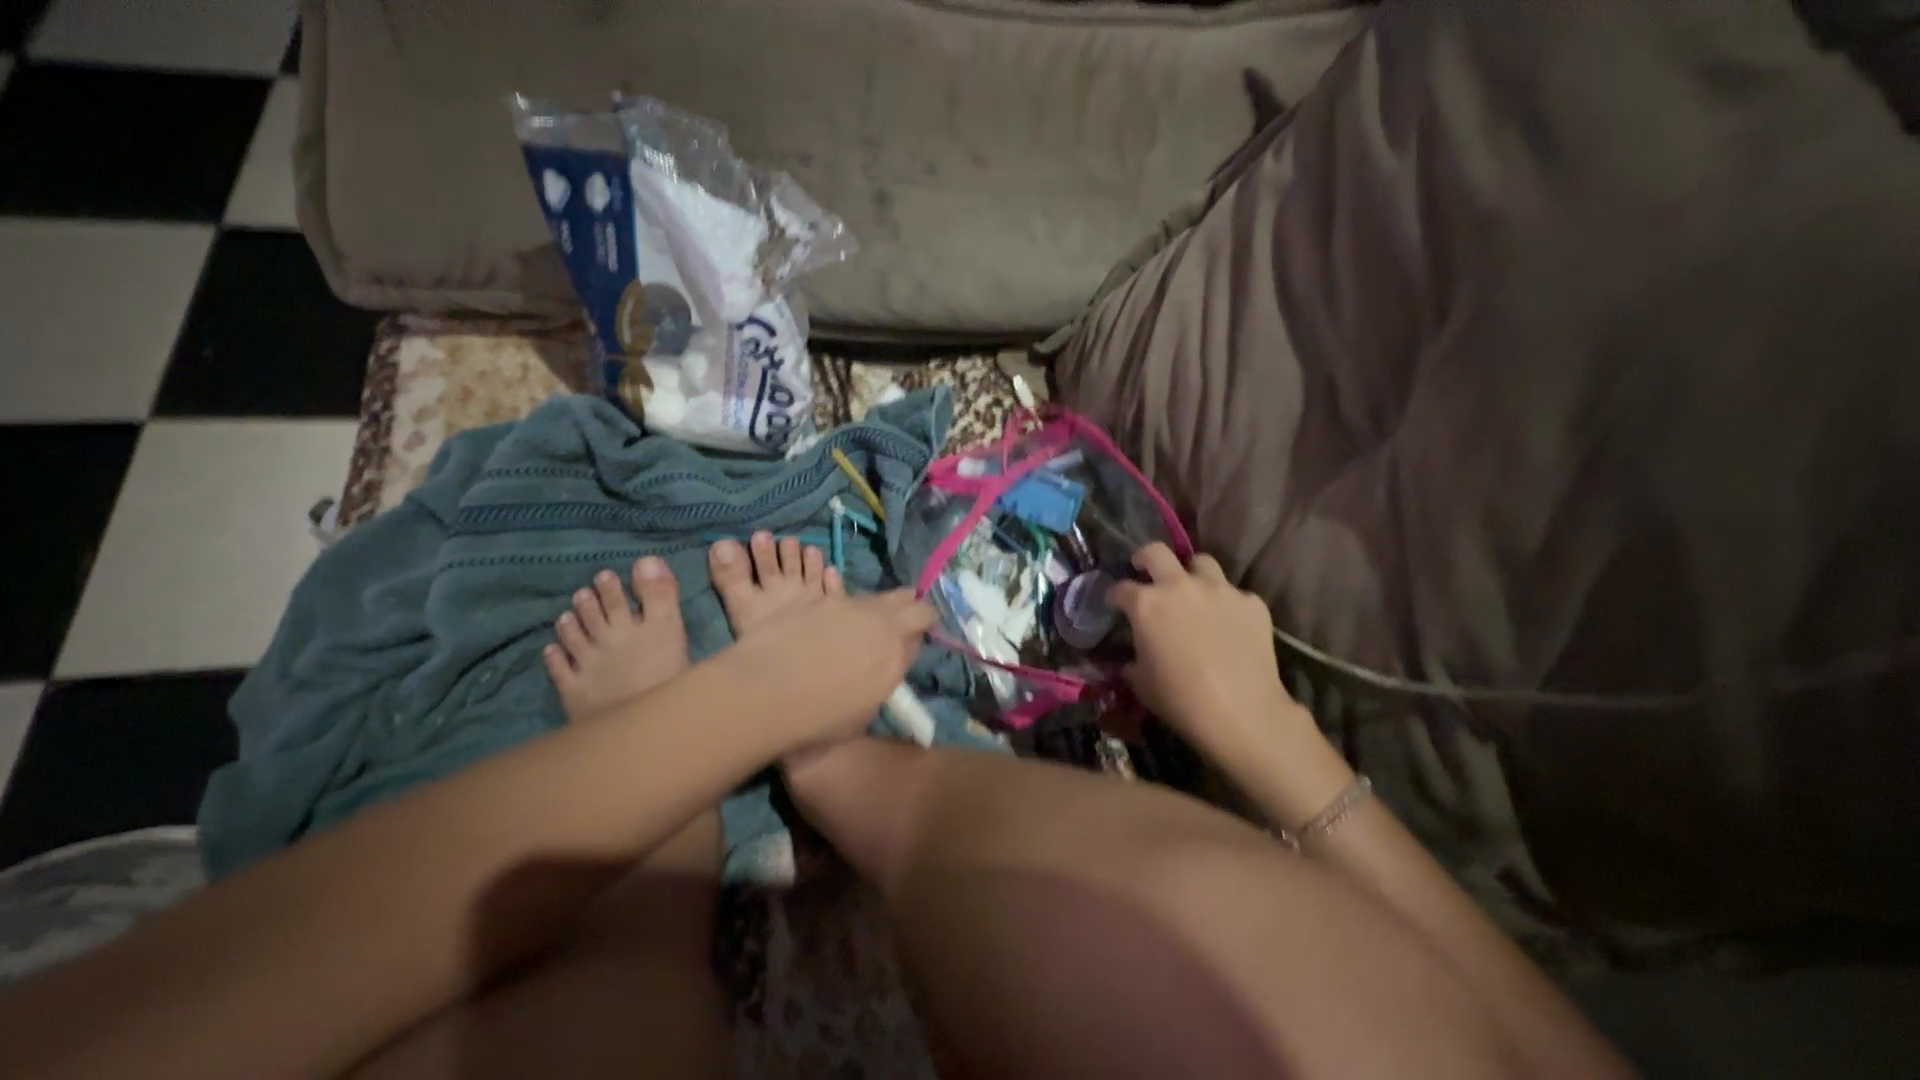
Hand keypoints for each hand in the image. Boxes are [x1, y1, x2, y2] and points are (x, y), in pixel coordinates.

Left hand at [723, 589, 934, 752]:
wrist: (765, 692)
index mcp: (894, 661)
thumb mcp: (860, 716)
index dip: (915, 641)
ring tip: (861, 620)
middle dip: (915, 610)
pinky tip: (825, 620)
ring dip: (878, 606)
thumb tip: (879, 672)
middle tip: (906, 619)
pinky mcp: (819, 598)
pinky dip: (840, 604)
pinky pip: (840, 593)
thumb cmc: (813, 720)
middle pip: (915, 607)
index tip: (906, 646)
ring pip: (878, 597)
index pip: (919, 639)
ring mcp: (850, 607)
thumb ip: (878, 686)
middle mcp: (881, 627)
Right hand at [1108, 544, 1305, 759]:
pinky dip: (1227, 605)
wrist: (1241, 712)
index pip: (1121, 588)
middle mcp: (1181, 586)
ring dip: (1192, 574)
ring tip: (1193, 593)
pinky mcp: (1251, 603)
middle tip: (1145, 570)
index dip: (1115, 596)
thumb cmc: (1180, 700)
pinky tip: (1230, 625)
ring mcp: (1220, 590)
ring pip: (1202, 563)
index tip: (1115, 604)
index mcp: (1146, 605)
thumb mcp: (1142, 684)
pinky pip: (1235, 595)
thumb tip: (1132, 660)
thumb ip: (1133, 662)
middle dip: (1146, 558)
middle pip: (1157, 552)